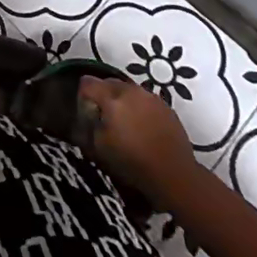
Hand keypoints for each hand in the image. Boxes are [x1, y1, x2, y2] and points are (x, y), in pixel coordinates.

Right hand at [77, 75, 202, 203]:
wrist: (174, 174)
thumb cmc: (133, 162)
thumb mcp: (100, 150)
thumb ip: (88, 128)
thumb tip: (86, 119)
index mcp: (111, 99)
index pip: (88, 83)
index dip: (82, 94)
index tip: (84, 108)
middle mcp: (131, 91)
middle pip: (109, 82)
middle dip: (102, 94)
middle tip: (102, 114)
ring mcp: (150, 97)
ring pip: (129, 90)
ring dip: (122, 100)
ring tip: (124, 121)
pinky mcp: (165, 106)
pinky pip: (145, 100)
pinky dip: (139, 107)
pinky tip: (142, 126)